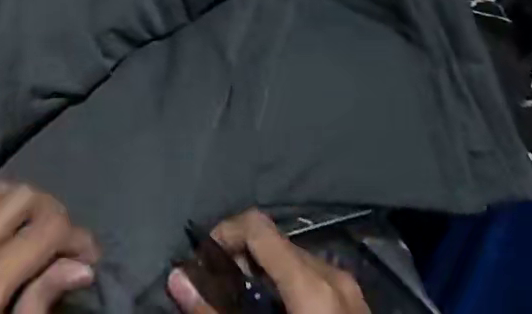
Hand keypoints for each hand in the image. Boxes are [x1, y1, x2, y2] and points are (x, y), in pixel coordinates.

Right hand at [167, 210, 367, 313]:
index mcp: (311, 282)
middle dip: (238, 260)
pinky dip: (284, 289)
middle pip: (274, 243)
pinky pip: (312, 279)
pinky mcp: (353, 305)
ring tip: (238, 307)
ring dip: (261, 276)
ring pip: (293, 261)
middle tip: (213, 292)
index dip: (223, 234)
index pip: (258, 226)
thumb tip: (178, 279)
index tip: (201, 265)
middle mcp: (332, 274)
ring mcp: (348, 289)